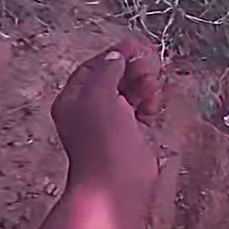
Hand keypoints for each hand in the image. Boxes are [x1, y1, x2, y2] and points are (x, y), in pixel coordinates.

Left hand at [51, 40, 161, 228]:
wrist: (116, 182)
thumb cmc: (102, 138)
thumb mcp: (99, 95)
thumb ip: (107, 71)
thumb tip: (116, 57)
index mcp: (74, 100)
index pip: (93, 68)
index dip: (113, 55)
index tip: (135, 45)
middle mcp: (90, 110)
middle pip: (113, 79)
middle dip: (131, 69)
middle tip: (149, 63)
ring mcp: (112, 123)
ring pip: (130, 93)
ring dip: (142, 85)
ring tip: (153, 83)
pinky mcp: (132, 135)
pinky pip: (142, 110)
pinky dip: (149, 103)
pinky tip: (154, 103)